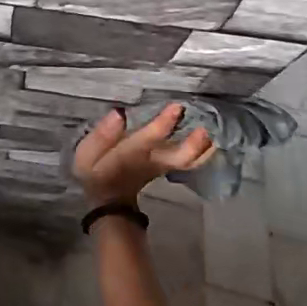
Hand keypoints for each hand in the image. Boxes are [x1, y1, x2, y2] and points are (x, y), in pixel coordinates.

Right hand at [72, 104, 216, 206]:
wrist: (108, 199)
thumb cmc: (97, 170)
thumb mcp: (87, 156)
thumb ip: (101, 136)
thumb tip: (119, 113)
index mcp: (132, 154)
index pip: (151, 139)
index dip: (164, 125)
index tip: (177, 107)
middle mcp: (154, 159)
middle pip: (181, 157)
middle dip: (195, 143)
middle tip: (208, 124)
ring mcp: (165, 164)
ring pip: (192, 160)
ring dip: (206, 147)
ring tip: (219, 127)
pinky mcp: (171, 164)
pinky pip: (193, 159)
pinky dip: (205, 149)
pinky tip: (214, 133)